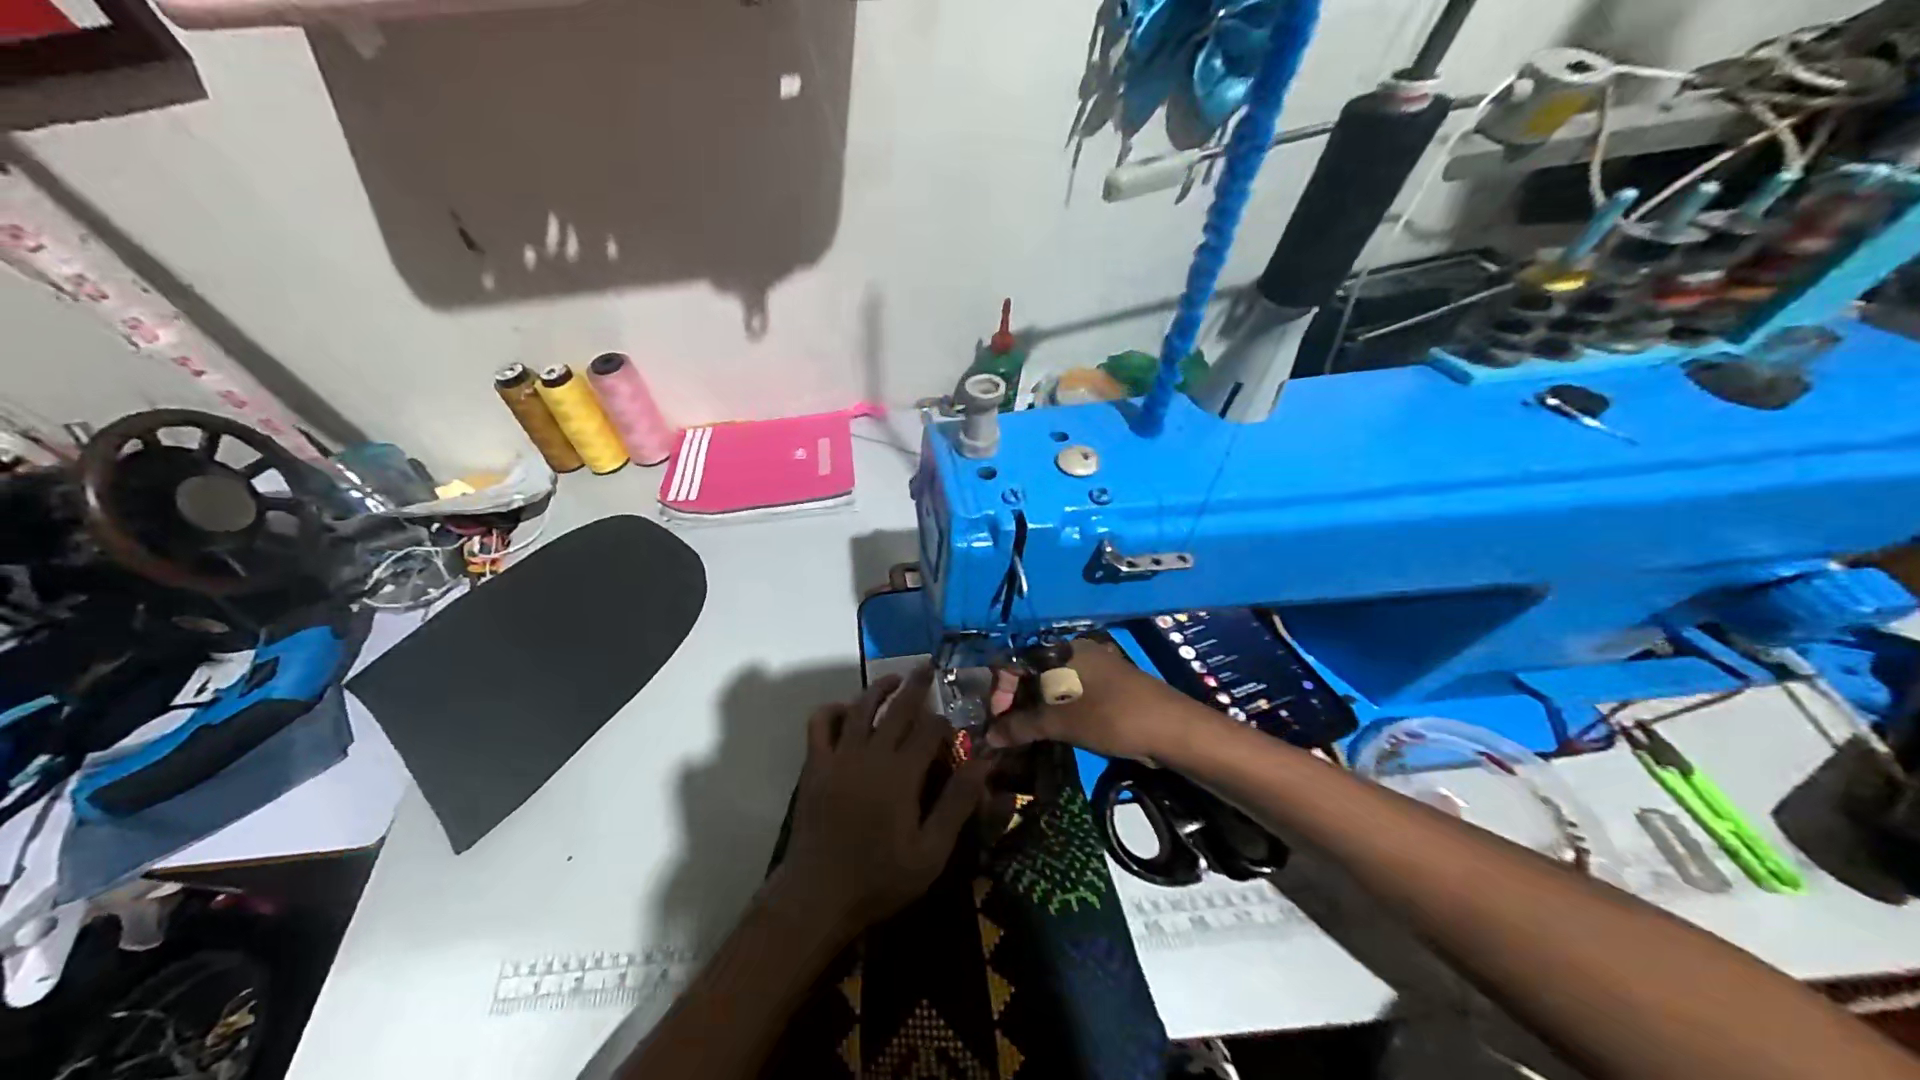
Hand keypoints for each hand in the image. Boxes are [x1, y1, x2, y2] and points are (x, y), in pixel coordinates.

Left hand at [771, 669, 990, 934]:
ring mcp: (838, 757)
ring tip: (896, 679)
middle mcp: (870, 754)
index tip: (957, 730)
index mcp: (901, 773)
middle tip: (930, 667)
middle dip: (918, 686)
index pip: (930, 729)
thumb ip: (957, 803)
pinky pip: (820, 723)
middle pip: (897, 707)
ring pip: (860, 707)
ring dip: (880, 688)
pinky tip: (847, 709)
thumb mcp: (931, 851)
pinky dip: (833, 709)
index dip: (947, 724)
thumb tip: (984, 762)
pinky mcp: (815, 765)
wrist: (817, 896)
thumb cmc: (880, 878)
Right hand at [985, 638, 1211, 763]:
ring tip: (1027, 736)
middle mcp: (1074, 651)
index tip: (997, 721)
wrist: (1170, 728)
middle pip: (1031, 672)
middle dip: (1015, 702)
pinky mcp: (1106, 685)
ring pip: (1050, 684)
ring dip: (1034, 709)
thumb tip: (989, 737)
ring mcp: (1093, 668)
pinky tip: (1052, 731)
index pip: (1013, 662)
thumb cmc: (1109, 717)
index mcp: (1060, 650)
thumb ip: (1021, 726)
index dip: (999, 690)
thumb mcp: (1060, 723)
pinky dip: (1055, 710)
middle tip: (1009, 733)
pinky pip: (1069, 693)